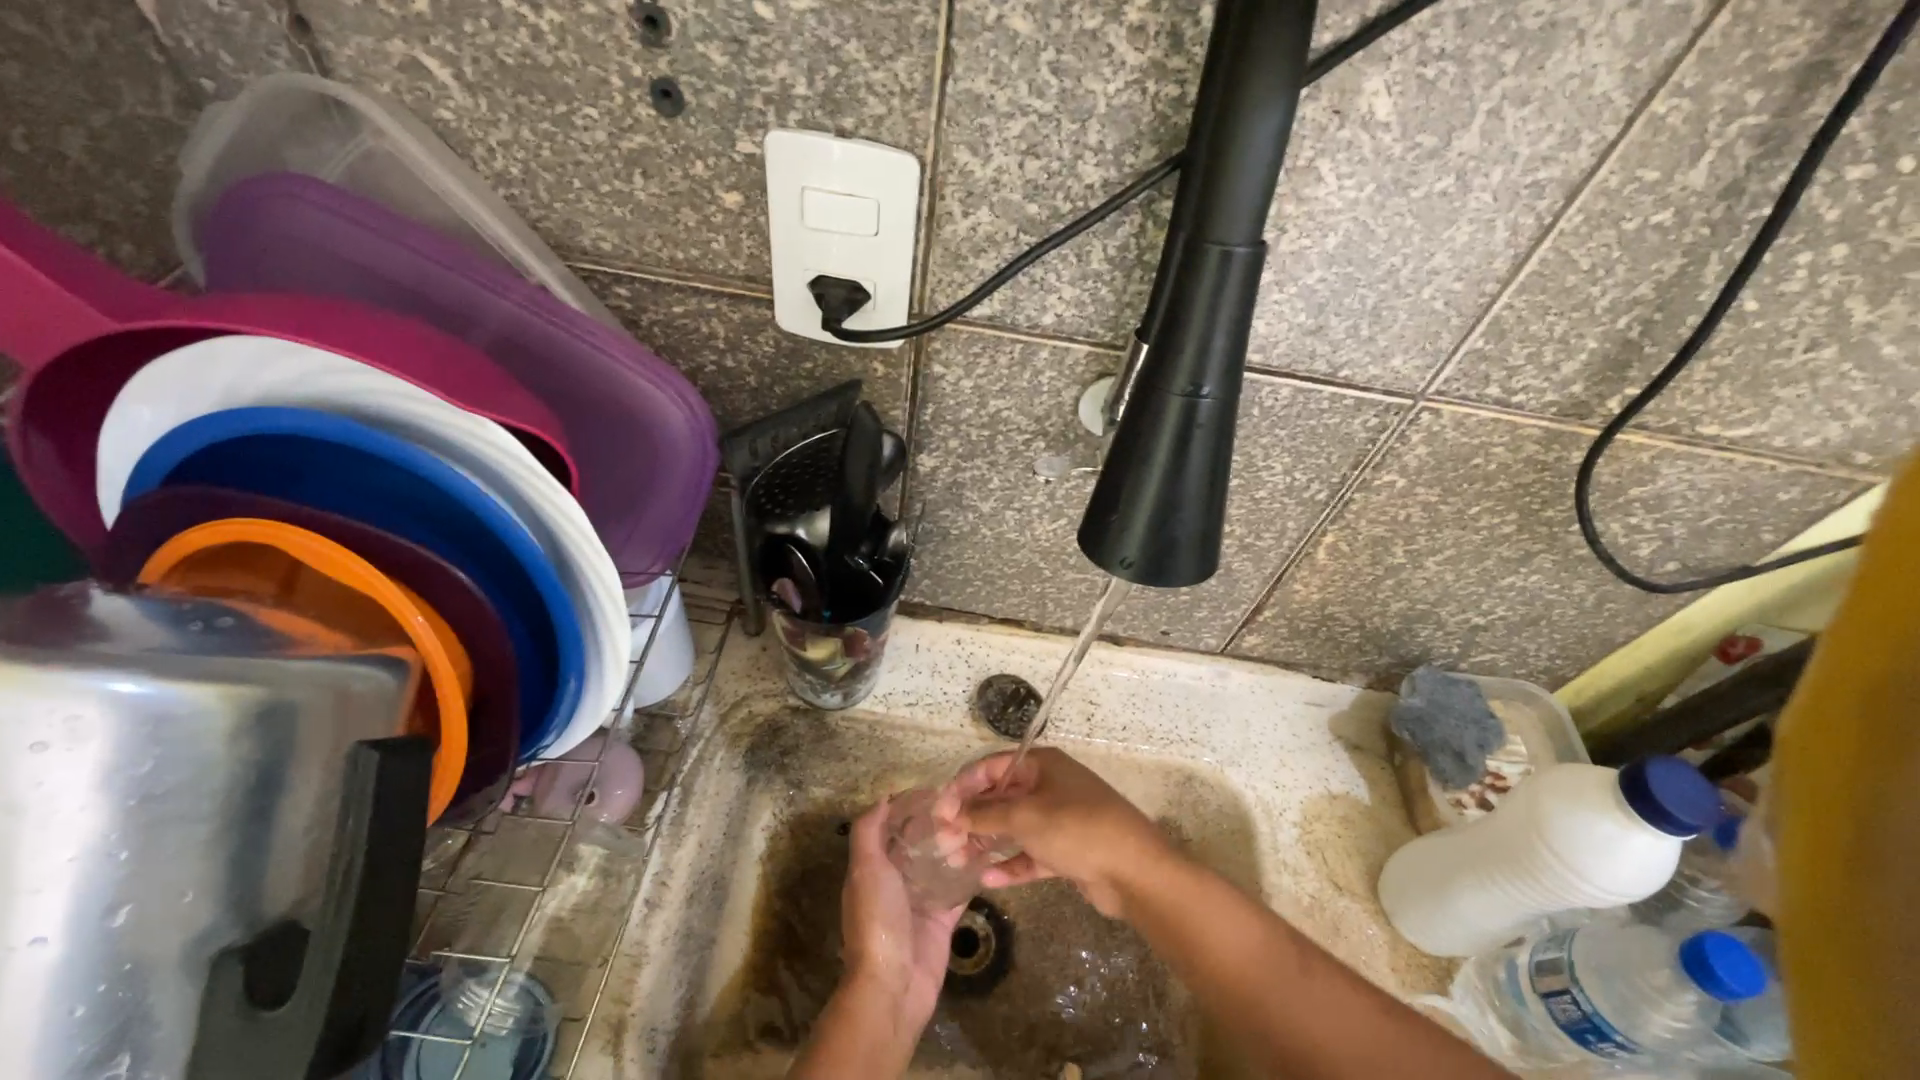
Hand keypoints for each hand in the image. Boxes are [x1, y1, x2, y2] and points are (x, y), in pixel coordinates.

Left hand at [839, 797, 964, 1026]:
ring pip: (941, 864)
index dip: (910, 808)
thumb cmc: (877, 921)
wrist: (894, 985)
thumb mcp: (865, 869)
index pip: (891, 828)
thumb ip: (869, 832)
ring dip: (957, 847)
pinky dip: (972, 875)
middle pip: (919, 845)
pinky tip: (991, 855)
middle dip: (939, 826)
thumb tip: (882, 798)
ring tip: (982, 824)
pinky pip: (959, 891)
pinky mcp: (943, 919)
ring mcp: (921, 901)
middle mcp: (895, 881)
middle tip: (968, 806)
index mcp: (873, 868)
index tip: (938, 790)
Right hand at [949, 747, 1174, 917]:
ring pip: (1012, 828)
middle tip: (944, 843)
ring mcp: (1058, 820)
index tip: (938, 813)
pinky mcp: (1066, 852)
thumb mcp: (1024, 816)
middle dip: (970, 818)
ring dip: (985, 842)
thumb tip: (952, 812)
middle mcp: (1048, 787)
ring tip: (957, 862)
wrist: (1134, 871)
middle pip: (999, 798)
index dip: (961, 788)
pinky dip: (1010, 864)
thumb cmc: (1077, 829)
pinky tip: (987, 879)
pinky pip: (1030, 854)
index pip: (990, 768)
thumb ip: (984, 814)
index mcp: (1041, 765)